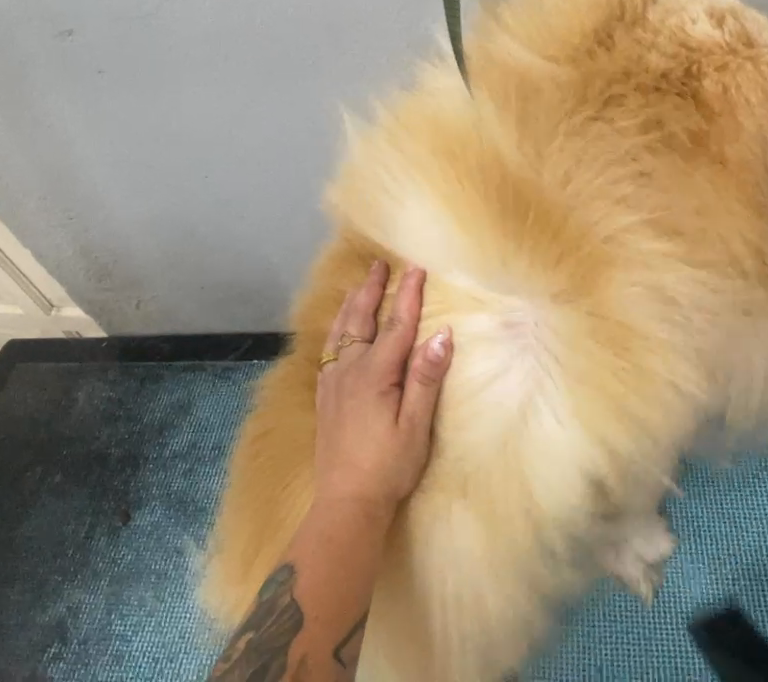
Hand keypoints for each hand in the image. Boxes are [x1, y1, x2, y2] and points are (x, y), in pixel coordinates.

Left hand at [313, 261, 452, 515]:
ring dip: (352, 305)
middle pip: (361, 320)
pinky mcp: (324, 396)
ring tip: (359, 286)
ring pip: (340, 332)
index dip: (408, 295)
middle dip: (372, 290)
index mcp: (375, 374)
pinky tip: (339, 331)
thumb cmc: (389, 465)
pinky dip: (336, 329)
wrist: (346, 502)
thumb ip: (426, 377)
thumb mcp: (416, 425)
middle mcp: (349, 370)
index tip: (416, 267)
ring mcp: (333, 382)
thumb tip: (442, 333)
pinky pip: (329, 350)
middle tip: (379, 264)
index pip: (397, 325)